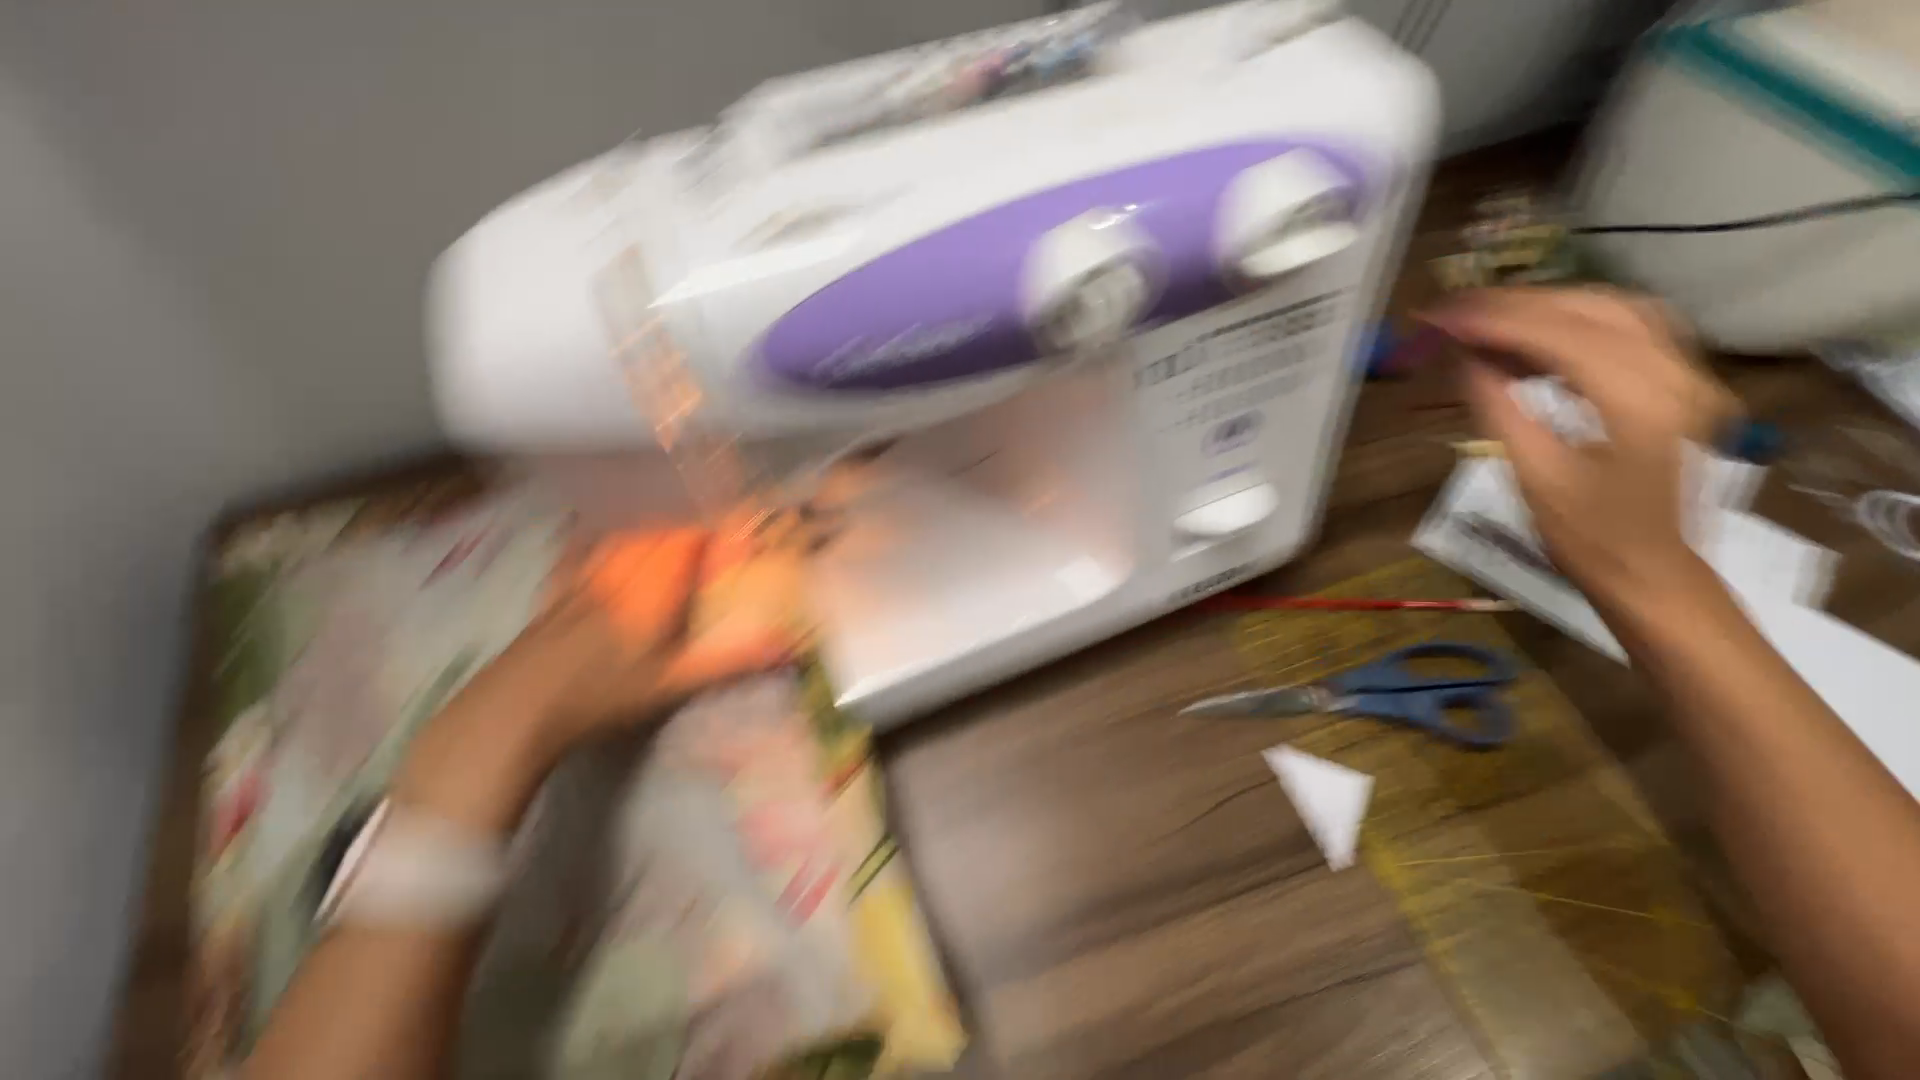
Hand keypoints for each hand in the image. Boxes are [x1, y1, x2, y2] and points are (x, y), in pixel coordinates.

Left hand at [393, 525, 797, 832]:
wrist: (518, 707)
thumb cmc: (603, 694)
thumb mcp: (672, 683)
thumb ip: (728, 661)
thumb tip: (785, 648)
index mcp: (652, 588)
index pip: (687, 541)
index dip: (715, 533)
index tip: (738, 534)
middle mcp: (620, 573)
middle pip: (656, 534)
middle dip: (686, 531)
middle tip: (708, 541)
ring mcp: (583, 579)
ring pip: (621, 539)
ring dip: (648, 532)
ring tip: (666, 537)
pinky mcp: (554, 592)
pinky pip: (579, 552)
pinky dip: (596, 541)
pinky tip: (595, 537)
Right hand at [1422, 287, 1729, 615]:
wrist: (1650, 570)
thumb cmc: (1587, 536)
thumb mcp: (1533, 475)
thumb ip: (1499, 405)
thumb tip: (1464, 356)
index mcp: (1641, 403)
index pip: (1563, 336)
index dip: (1497, 320)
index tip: (1442, 316)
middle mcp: (1676, 375)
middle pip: (1591, 309)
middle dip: (1517, 304)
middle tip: (1455, 310)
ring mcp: (1687, 374)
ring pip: (1614, 309)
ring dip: (1547, 305)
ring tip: (1488, 317)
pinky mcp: (1680, 381)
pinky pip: (1629, 326)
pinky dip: (1576, 319)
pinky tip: (1536, 333)